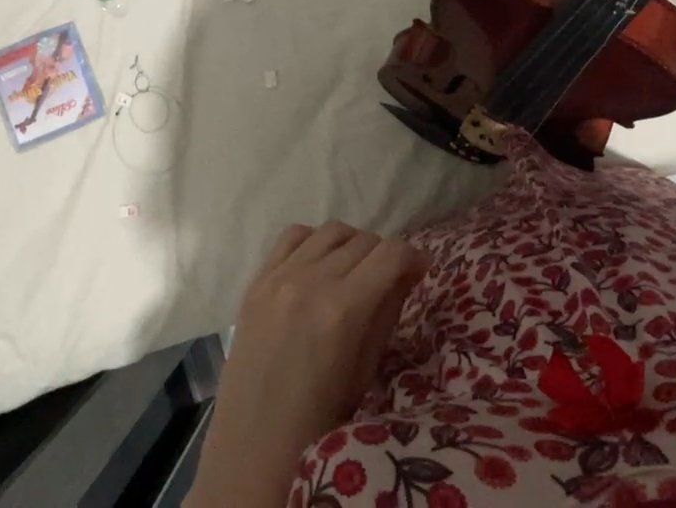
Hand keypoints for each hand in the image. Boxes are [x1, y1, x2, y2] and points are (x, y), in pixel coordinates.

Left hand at [186, 222, 428, 507]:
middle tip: (390, 279)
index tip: (421, 271)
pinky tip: (320, 265)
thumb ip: (388, 311)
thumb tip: (409, 270)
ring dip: (352, 244)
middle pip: (364, 240)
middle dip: (385, 254)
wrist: (254, 444)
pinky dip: (314, 242)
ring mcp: (277, 277)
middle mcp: (309, 281)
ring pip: (330, 230)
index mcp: (341, 309)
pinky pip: (292, 236)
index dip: (414, 257)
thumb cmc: (320, 418)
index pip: (391, 254)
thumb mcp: (366, 369)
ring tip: (355, 271)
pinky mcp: (256, 281)